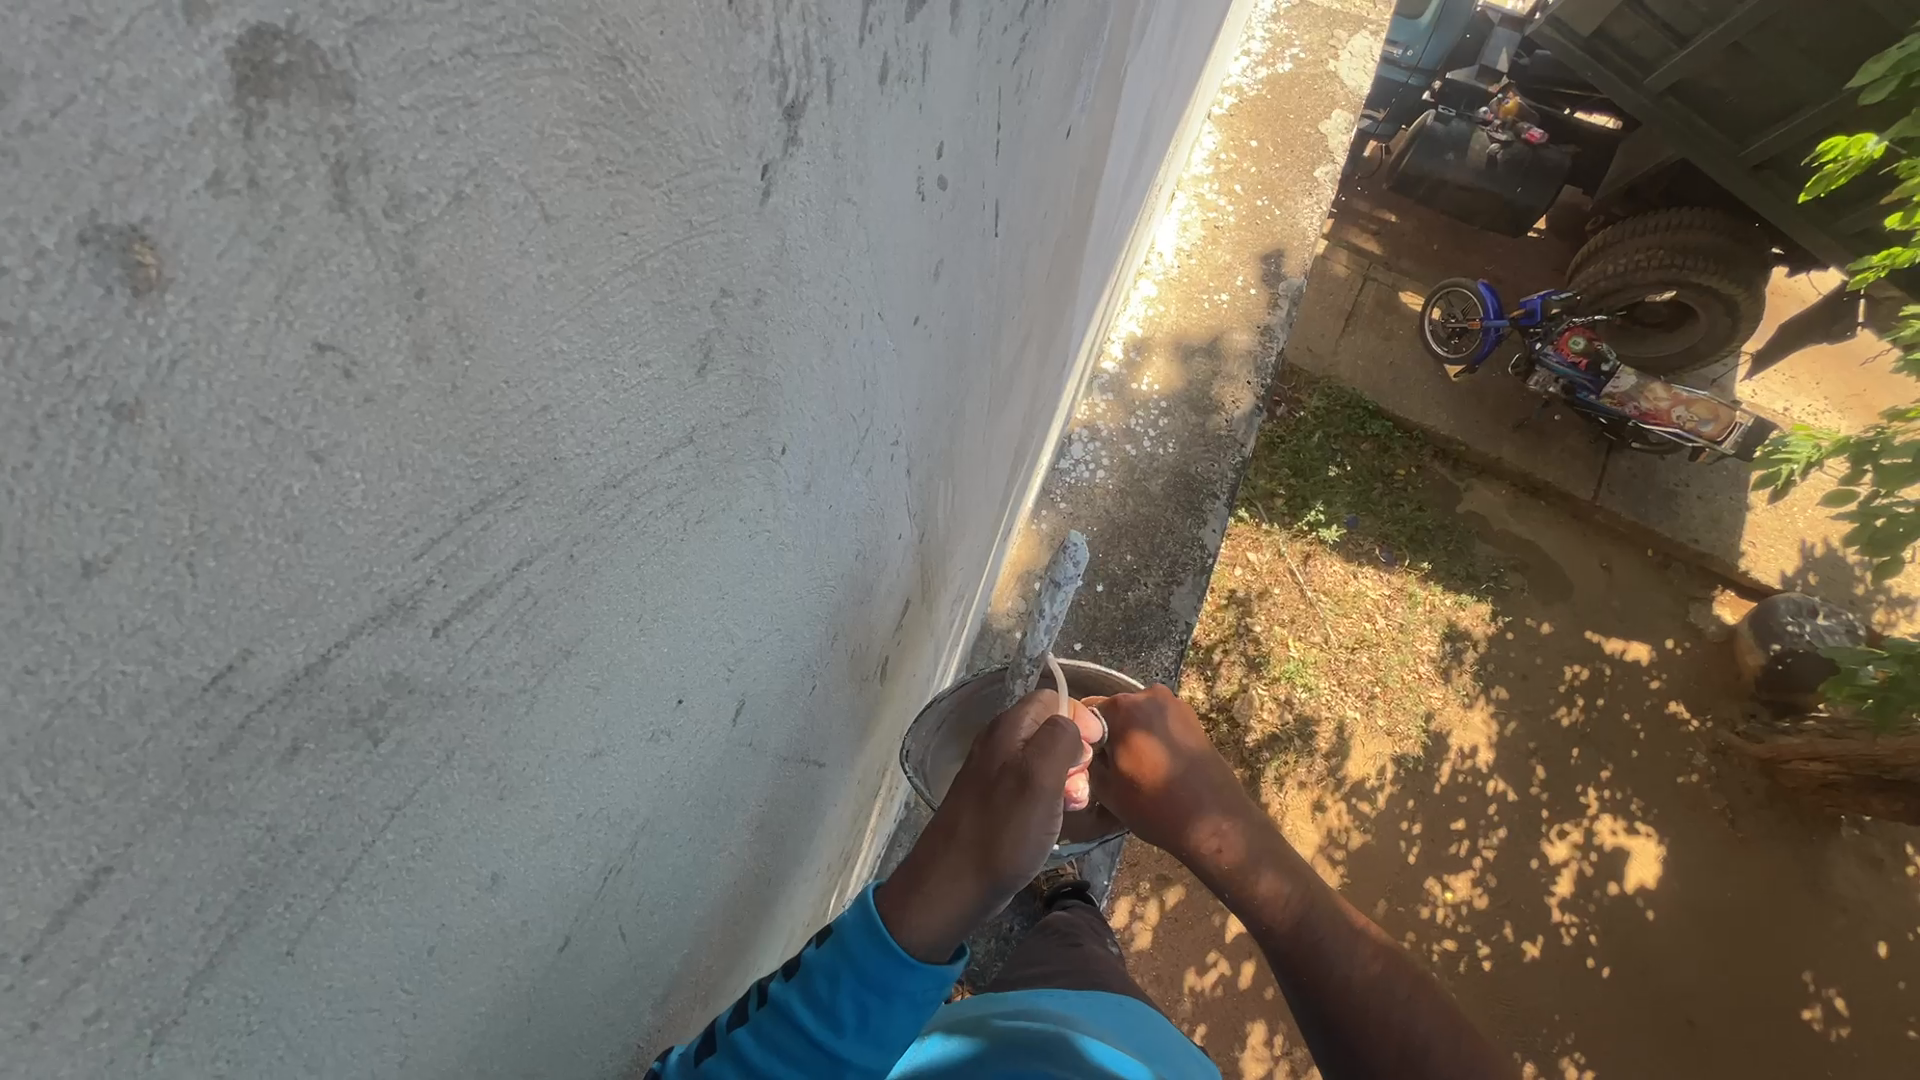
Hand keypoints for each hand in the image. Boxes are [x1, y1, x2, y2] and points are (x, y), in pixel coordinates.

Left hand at [875, 690, 1103, 961]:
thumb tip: (1074, 724)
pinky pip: (1034, 786)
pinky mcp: (997, 800)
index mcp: (1008, 728)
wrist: (954, 883)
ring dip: (1067, 780)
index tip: (1095, 750)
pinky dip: (1051, 799)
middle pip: (1051, 729)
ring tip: (1070, 808)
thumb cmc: (1003, 830)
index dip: (1079, 717)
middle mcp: (1000, 743)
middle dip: (1076, 754)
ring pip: (1045, 761)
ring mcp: (996, 772)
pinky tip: (1054, 822)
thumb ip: (1060, 737)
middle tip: (1078, 788)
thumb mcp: (1039, 776)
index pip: (1052, 698)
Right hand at [1083, 684, 1257, 862]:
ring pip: (1138, 716)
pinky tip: (1155, 763)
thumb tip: (1083, 751)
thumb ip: (1088, 762)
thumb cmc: (1154, 805)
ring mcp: (1173, 703)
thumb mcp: (1106, 789)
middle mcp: (1147, 695)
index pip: (1086, 714)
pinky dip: (1153, 736)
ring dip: (1133, 734)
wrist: (1214, 821)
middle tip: (1111, 765)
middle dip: (1110, 733)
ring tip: (1135, 767)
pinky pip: (1159, 722)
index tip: (1088, 760)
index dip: (1083, 738)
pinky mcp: (1192, 716)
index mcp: (1122, 708)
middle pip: (1114, 711)